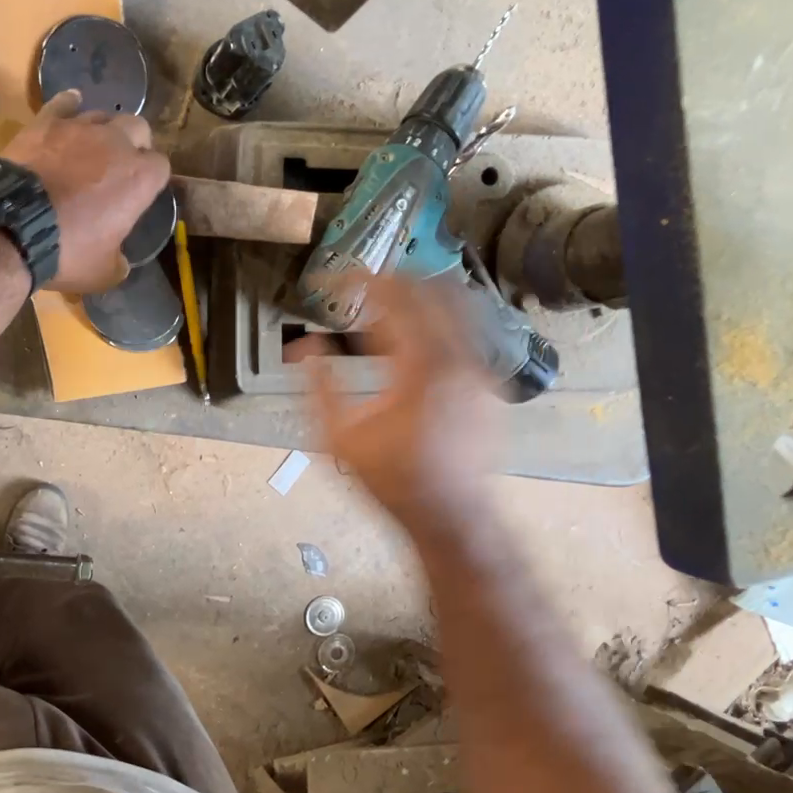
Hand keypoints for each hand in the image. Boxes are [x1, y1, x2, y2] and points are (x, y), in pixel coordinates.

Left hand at [2, 89, 170, 292]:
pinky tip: (70, 108)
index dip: (151, 180)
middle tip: (119, 167)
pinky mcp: (45, 123)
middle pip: (138, 128)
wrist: (12, 228)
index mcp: (139, 178)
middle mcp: (116, 143)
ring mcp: (79, 128)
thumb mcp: (102, 272)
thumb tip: (120, 261)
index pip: (160, 167)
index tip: (139, 194)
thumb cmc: (67, 252)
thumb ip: (118, 261)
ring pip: (102, 115)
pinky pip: (63, 105)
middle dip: (134, 144)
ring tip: (91, 148)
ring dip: (102, 130)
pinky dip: (68, 106)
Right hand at [309, 275, 498, 519]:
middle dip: (396, 277)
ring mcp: (480, 370)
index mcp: (419, 367)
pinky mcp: (489, 385)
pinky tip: (418, 337)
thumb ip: (318, 388)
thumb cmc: (392, 480)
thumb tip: (303, 346)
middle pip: (433, 289)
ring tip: (392, 299)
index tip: (334, 279)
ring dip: (422, 295)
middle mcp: (458, 358)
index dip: (361, 280)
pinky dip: (440, 322)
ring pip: (459, 307)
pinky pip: (468, 334)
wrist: (451, 515)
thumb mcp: (339, 439)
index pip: (393, 299)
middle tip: (365, 280)